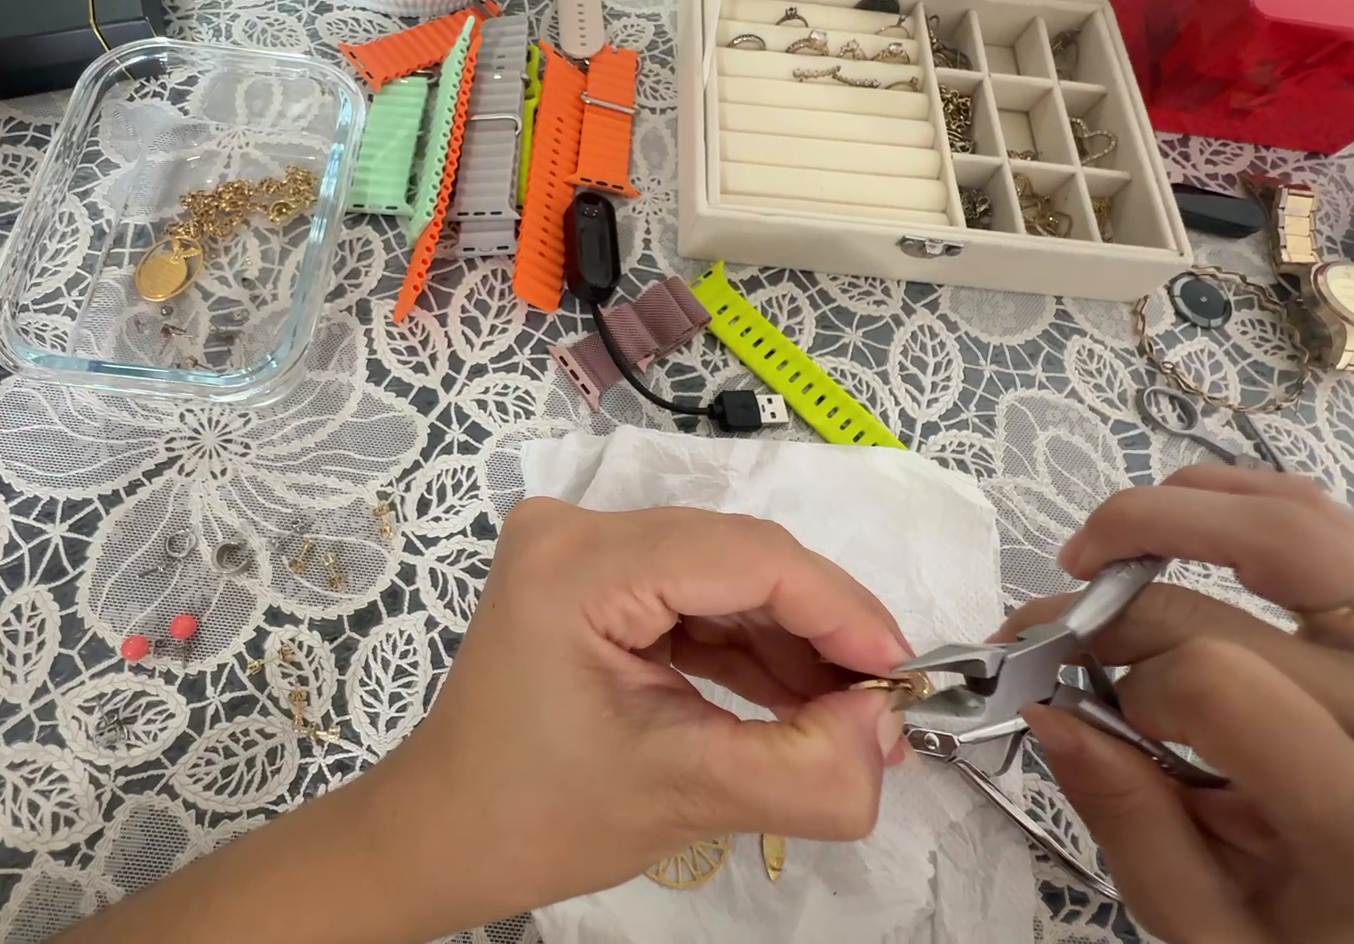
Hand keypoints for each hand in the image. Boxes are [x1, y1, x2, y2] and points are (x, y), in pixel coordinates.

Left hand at [376, 497, 913, 917]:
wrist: (448, 826)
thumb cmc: (539, 815)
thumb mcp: (683, 794)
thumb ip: (804, 769)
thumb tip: (888, 724)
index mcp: (578, 563)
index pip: (744, 555)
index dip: (839, 608)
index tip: (904, 676)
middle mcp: (575, 528)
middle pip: (735, 556)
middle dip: (818, 629)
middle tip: (879, 709)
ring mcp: (577, 544)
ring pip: (720, 573)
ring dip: (786, 639)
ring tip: (841, 714)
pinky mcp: (589, 572)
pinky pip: (689, 592)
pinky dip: (743, 642)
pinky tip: (789, 695)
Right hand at [1003, 465, 1353, 943]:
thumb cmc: (1329, 943)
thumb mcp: (1211, 929)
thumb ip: (1124, 819)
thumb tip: (1041, 706)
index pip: (1216, 685)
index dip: (1123, 681)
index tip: (1082, 706)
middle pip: (1212, 611)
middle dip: (1095, 613)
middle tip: (1042, 636)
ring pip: (1291, 528)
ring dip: (1158, 517)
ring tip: (1090, 551)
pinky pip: (1329, 523)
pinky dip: (1230, 498)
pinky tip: (1173, 517)